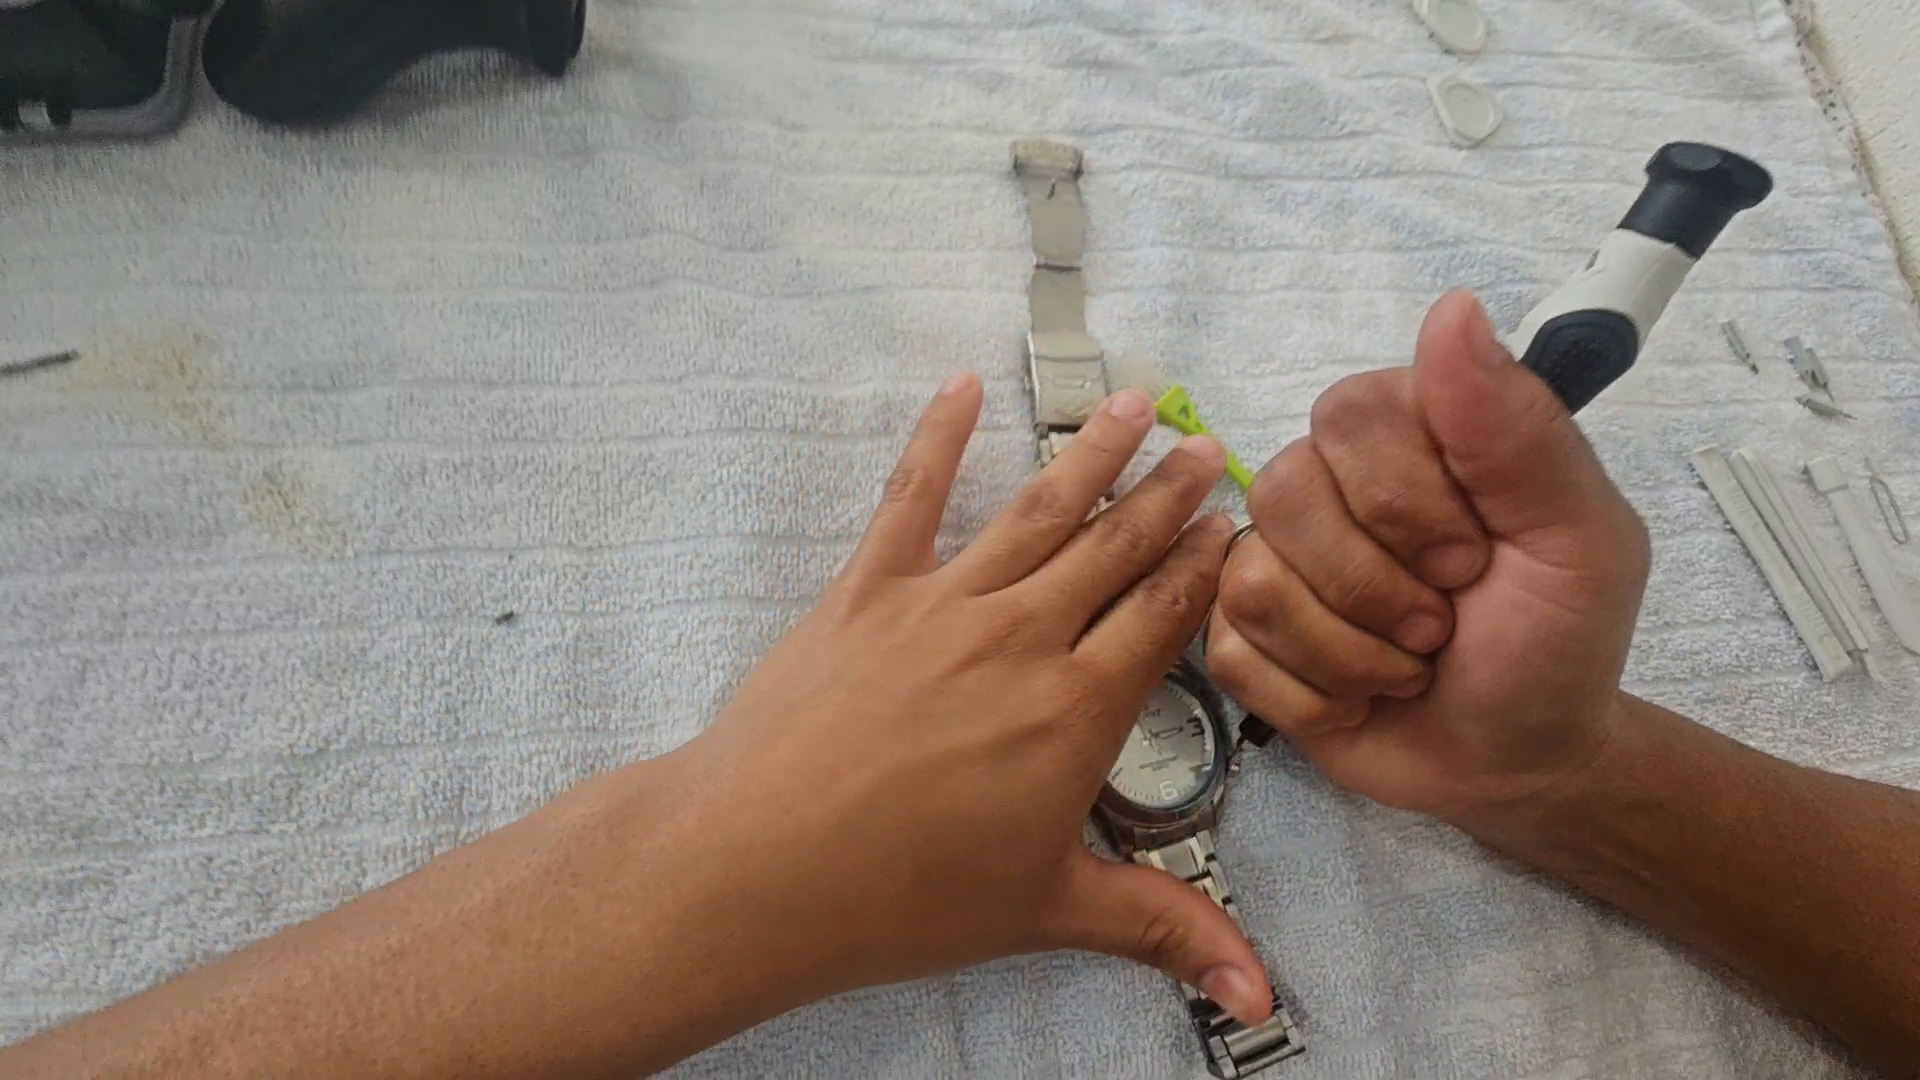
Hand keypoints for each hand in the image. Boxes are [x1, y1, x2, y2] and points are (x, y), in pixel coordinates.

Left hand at [671, 376, 1274, 1026]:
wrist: (757, 866)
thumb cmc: (901, 896)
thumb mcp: (1045, 910)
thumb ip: (1161, 930)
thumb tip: (1259, 996)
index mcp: (1074, 709)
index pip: (1163, 613)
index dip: (1205, 563)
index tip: (1233, 521)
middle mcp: (1020, 637)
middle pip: (1113, 547)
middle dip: (1166, 492)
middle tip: (1204, 443)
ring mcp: (942, 602)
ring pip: (1037, 511)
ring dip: (1089, 454)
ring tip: (1130, 405)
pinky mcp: (869, 587)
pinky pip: (910, 496)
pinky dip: (937, 437)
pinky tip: (961, 387)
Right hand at [1206, 292, 1651, 820]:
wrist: (1510, 759)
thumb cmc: (1552, 642)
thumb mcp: (1575, 538)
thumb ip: (1514, 429)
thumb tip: (1450, 308)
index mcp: (1394, 443)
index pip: (1343, 414)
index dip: (1401, 496)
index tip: (1470, 557)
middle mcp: (1314, 491)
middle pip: (1278, 495)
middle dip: (1375, 587)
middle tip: (1437, 624)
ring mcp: (1263, 564)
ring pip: (1252, 583)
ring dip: (1351, 653)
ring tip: (1401, 668)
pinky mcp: (1232, 636)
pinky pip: (1232, 651)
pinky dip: (1314, 697)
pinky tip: (1353, 700)